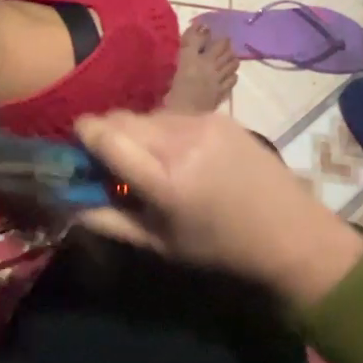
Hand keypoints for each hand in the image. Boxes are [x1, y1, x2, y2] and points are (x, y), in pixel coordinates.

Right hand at [75, 110, 362, 307]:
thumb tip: (68, 202)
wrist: (293, 235)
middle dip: (107, 134)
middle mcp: (180, 140)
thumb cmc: (220, 248)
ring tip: (149, 161)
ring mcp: (203, 123)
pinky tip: (180, 156)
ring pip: (145, 114)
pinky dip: (162, 130)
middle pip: (119, 118)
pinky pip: (172, 114)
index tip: (80, 150)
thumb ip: (108, 220)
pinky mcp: (219, 115)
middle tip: (111, 162)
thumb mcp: (159, 245)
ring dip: (134, 132)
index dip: (84, 135)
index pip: (104, 134)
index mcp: (164, 178)